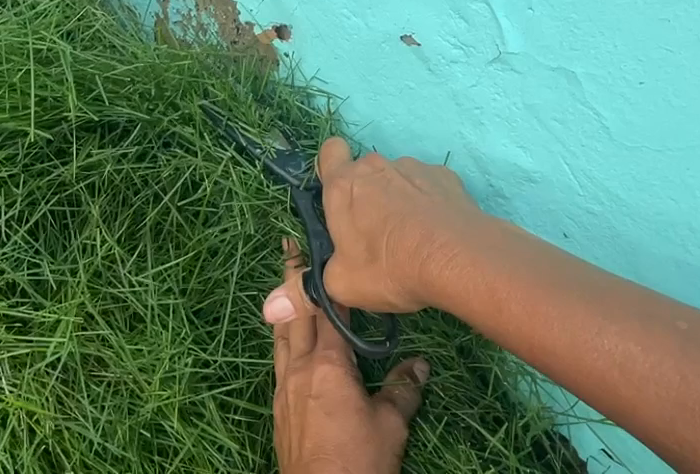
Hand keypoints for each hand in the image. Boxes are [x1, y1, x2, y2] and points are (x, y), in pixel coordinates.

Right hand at [268, 137, 487, 317]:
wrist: (457, 259)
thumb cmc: (388, 268)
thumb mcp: (342, 286)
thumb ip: (303, 294)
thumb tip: (269, 312)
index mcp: (342, 184)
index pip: (329, 151)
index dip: (331, 166)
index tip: (338, 195)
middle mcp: (374, 166)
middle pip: (364, 170)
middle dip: (366, 193)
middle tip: (372, 232)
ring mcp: (411, 168)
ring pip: (397, 178)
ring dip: (398, 198)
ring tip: (410, 237)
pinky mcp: (444, 178)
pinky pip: (428, 186)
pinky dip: (429, 203)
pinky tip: (436, 232)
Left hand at [271, 238, 429, 473]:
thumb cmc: (360, 462)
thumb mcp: (391, 427)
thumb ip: (403, 389)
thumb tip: (421, 364)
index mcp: (328, 364)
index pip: (328, 312)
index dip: (328, 283)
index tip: (324, 253)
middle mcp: (300, 366)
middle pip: (296, 312)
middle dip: (293, 279)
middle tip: (288, 247)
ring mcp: (284, 384)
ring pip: (281, 333)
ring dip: (284, 305)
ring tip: (282, 281)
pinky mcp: (278, 403)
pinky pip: (278, 358)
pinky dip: (282, 337)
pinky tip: (286, 337)